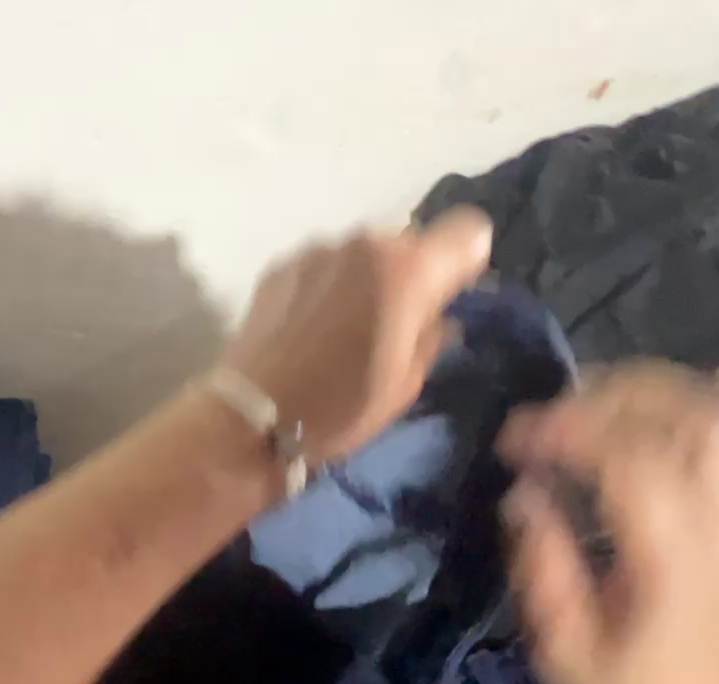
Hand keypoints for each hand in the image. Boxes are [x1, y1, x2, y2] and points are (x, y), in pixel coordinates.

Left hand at [216, 207, 492, 462]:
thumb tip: (435, 316)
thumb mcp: (404, 384)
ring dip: (361, 278)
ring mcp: (315, 249)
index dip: (463, 263)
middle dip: (407, 274)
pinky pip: (321, 265)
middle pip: (406, 242)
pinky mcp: (279, 265)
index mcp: (406, 269)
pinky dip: (324, 285)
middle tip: (388, 322)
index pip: (468, 231)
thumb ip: (432, 335)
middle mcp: (362, 243)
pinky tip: (307, 325)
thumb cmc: (337, 408)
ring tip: (340, 326)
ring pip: (359, 252)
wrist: (250, 417)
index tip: (447, 297)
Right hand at [497, 363, 718, 683]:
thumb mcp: (564, 650)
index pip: (631, 460)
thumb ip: (544, 564)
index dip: (567, 432)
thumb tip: (524, 496)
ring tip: (586, 416)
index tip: (512, 438)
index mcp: (673, 563)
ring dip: (652, 403)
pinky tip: (620, 450)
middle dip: (621, 395)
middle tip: (555, 413)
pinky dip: (670, 429)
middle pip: (701, 415)